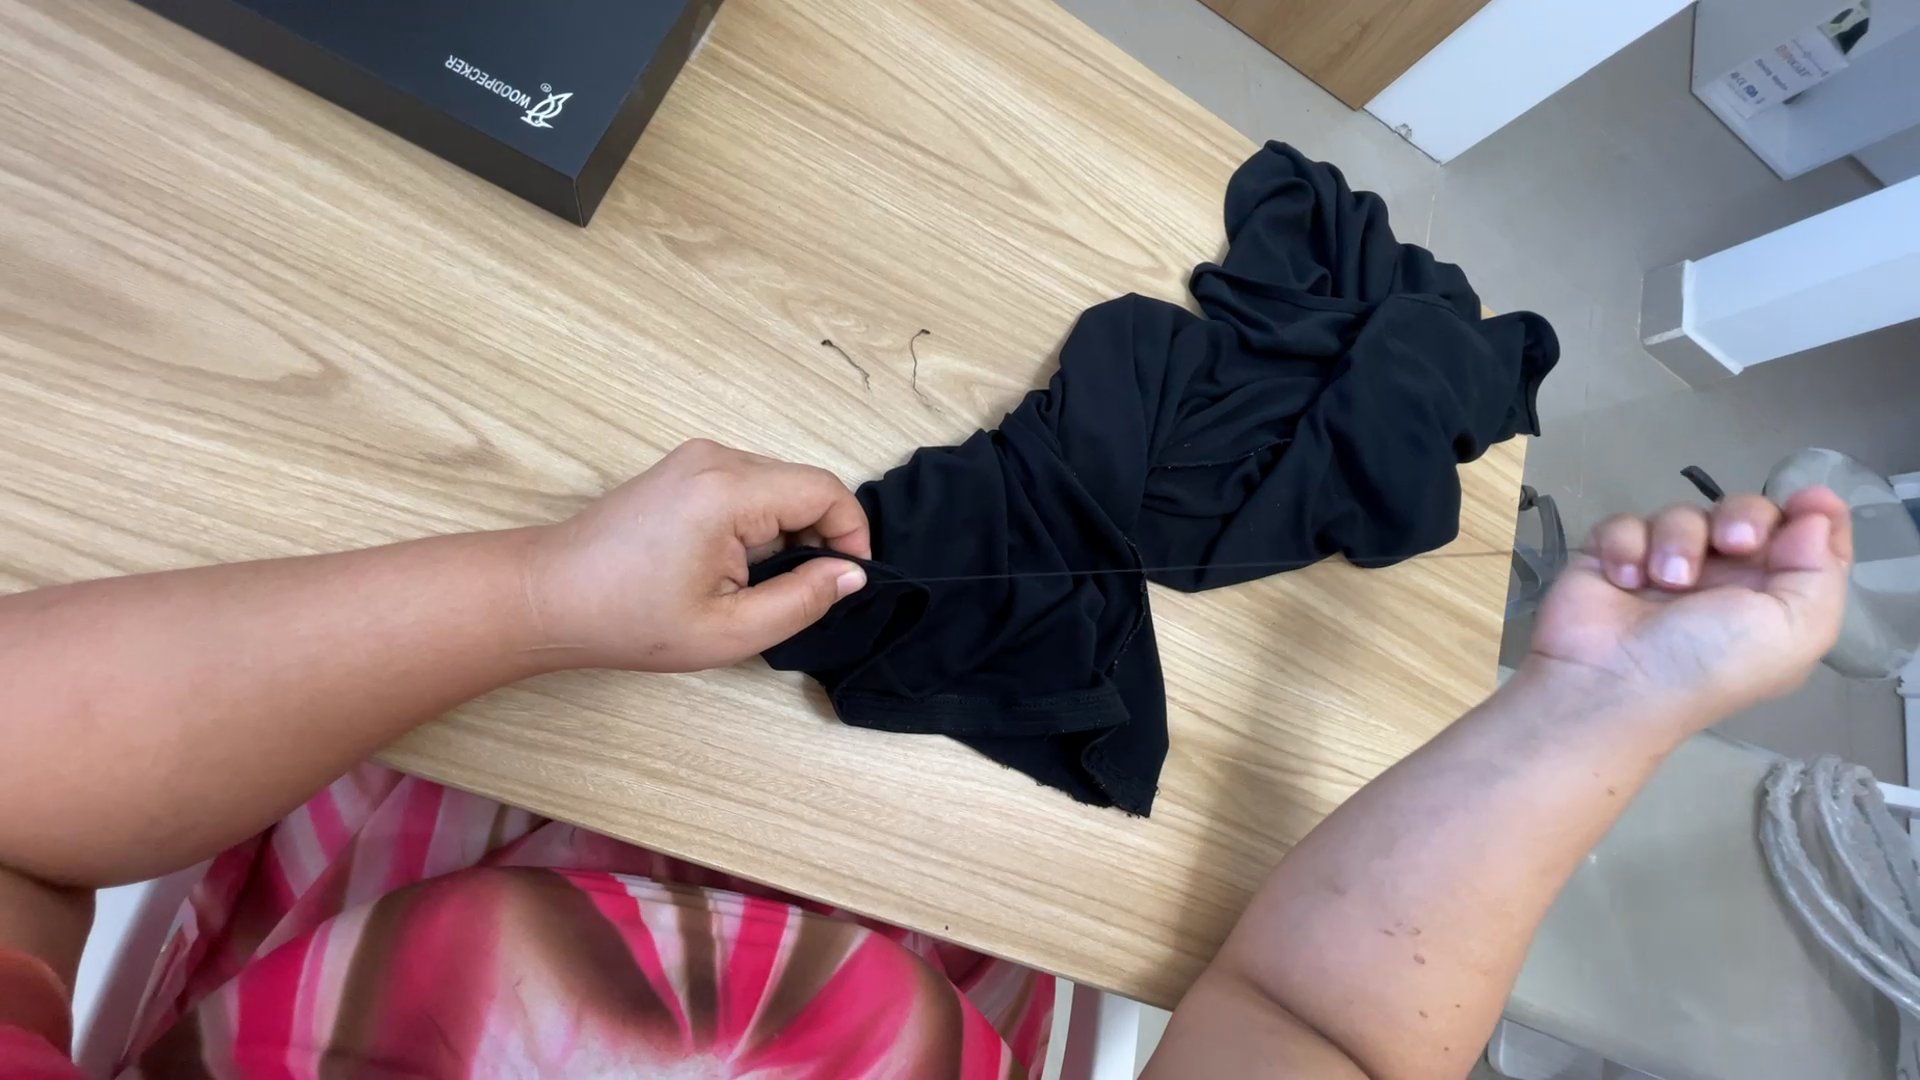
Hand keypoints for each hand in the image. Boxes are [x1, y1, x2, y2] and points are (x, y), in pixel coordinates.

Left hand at [523, 439, 869, 671]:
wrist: (546, 595)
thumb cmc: (630, 620)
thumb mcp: (730, 631)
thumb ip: (803, 600)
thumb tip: (853, 574)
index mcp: (729, 492)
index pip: (825, 491)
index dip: (852, 534)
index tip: (846, 579)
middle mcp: (717, 458)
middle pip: (804, 485)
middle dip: (820, 536)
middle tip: (803, 589)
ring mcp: (699, 457)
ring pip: (780, 485)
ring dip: (791, 530)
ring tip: (762, 580)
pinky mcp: (687, 467)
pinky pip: (752, 485)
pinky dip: (763, 521)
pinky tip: (738, 561)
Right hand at [1526, 488, 1851, 729]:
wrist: (1611, 676)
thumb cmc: (1710, 661)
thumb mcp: (1796, 628)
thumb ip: (1820, 568)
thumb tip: (1815, 513)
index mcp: (1771, 590)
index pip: (1803, 536)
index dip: (1810, 513)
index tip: (1807, 500)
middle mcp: (1719, 574)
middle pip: (1741, 510)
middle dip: (1740, 517)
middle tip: (1731, 544)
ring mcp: (1659, 563)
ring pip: (1678, 514)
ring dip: (1674, 542)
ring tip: (1661, 581)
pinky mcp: (1606, 557)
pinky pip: (1620, 524)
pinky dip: (1623, 546)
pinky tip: (1621, 579)